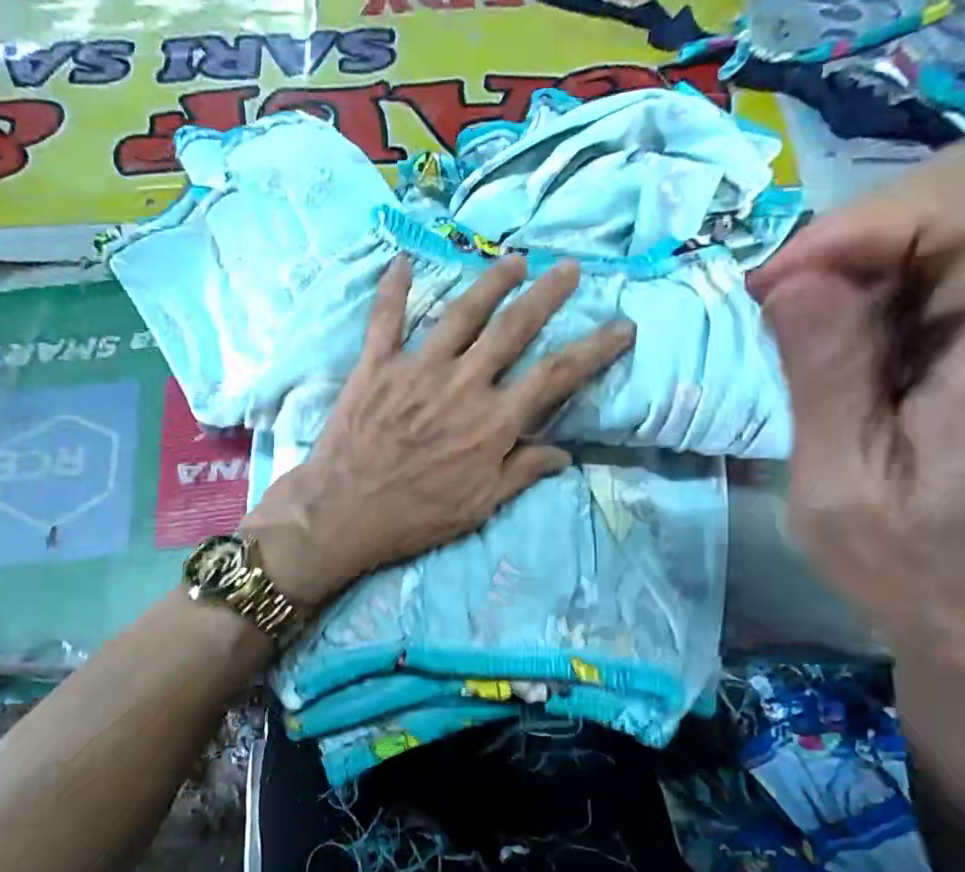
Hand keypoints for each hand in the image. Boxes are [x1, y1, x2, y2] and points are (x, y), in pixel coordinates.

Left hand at [243, 254, 635, 606]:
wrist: (343, 514)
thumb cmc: (414, 517)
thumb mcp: (478, 507)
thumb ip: (520, 473)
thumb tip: (564, 453)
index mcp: (492, 422)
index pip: (555, 375)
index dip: (594, 348)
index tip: (622, 326)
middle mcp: (461, 384)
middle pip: (513, 328)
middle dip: (546, 295)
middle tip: (568, 269)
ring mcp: (415, 370)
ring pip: (460, 314)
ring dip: (490, 282)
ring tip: (513, 260)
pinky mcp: (375, 367)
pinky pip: (385, 319)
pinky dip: (393, 289)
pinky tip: (402, 260)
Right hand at [745, 145, 964, 649]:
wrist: (960, 600)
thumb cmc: (895, 556)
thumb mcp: (836, 476)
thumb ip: (822, 371)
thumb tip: (789, 277)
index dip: (857, 225)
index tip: (771, 284)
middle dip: (854, 232)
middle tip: (777, 299)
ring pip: (951, 219)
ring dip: (857, 256)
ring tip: (795, 322)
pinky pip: (942, 263)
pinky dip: (872, 280)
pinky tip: (833, 336)